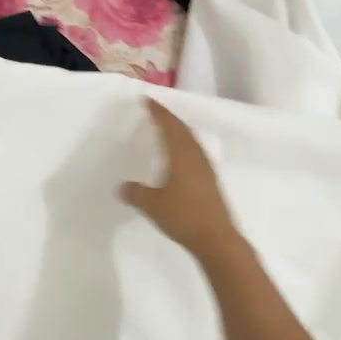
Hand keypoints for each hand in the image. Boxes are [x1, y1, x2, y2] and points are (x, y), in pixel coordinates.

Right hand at [121, 99, 247, 264]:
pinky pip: (196, 154)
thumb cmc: (184, 216)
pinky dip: (185, 147)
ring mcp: (207, 169)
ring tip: (167, 131)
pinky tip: (180, 158)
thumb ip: (136, 193)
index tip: (148, 100)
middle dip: (169, 119)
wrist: (217, 239)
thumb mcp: (152, 205)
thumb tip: (122, 187)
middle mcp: (196, 156)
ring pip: (192, 142)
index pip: (169, 126)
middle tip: (156, 112)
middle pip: (183, 130)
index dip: (158, 112)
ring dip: (179, 132)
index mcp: (182, 154)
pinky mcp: (211, 182)